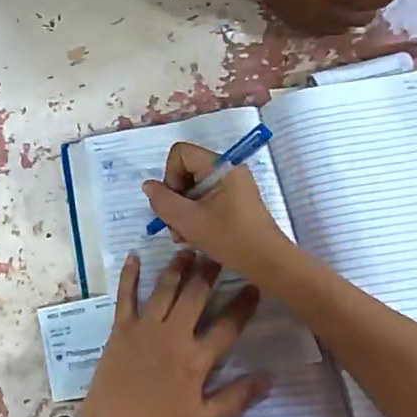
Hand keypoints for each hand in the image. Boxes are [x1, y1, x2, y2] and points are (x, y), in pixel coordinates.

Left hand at [84, 251, 270, 416]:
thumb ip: (238, 397)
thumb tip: (270, 377)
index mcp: (196, 358)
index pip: (228, 324)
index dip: (244, 303)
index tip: (257, 284)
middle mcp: (173, 334)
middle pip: (196, 295)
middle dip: (211, 271)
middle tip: (222, 253)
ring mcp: (144, 327)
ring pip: (165, 288)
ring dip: (179, 267)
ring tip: (190, 249)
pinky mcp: (121, 328)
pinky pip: (126, 296)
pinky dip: (130, 275)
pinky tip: (134, 257)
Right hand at [140, 142, 294, 274]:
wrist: (268, 263)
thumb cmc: (231, 239)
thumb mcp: (190, 221)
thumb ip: (163, 201)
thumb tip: (149, 186)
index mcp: (222, 167)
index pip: (180, 153)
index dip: (170, 176)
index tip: (176, 203)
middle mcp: (228, 171)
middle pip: (185, 172)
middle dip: (175, 200)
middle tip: (176, 227)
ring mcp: (232, 187)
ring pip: (193, 189)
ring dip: (183, 213)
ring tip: (185, 237)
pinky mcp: (234, 203)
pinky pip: (205, 200)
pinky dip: (195, 217)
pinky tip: (195, 237)